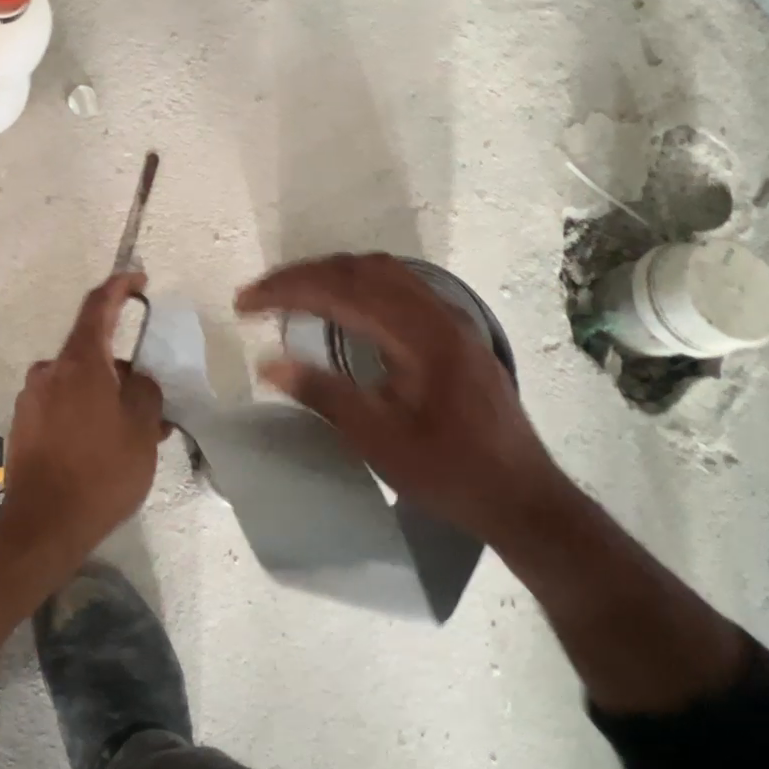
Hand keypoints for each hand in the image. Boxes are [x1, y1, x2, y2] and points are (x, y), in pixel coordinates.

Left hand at [1, 273, 166, 552]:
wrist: (44, 524)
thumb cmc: (101, 473)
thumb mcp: (142, 430)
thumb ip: (145, 391)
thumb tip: (135, 379)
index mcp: (78, 363)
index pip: (98, 307)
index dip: (119, 288)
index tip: (137, 279)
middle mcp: (48, 372)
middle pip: (91, 354)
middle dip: (121, 372)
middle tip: (151, 406)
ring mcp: (30, 398)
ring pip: (77, 385)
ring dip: (104, 398)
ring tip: (132, 437)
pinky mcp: (23, 424)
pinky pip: (61, 406)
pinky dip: (84, 415)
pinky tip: (102, 449)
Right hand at [235, 253, 569, 547]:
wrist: (524, 499)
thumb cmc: (449, 474)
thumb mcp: (378, 441)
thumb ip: (324, 395)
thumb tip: (268, 364)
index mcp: (421, 338)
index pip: (342, 291)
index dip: (287, 290)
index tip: (244, 303)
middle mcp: (439, 317)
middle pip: (361, 270)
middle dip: (302, 275)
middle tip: (258, 295)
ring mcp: (452, 322)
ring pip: (383, 272)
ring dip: (330, 274)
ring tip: (289, 293)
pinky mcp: (456, 334)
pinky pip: (399, 286)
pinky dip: (357, 283)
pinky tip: (340, 305)